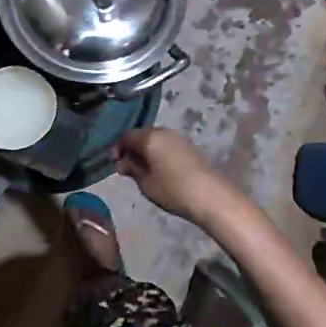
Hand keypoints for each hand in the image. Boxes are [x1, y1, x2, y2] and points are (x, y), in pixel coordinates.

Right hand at [116, 128, 253, 229]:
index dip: (117, 148)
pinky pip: (167, 144)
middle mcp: (163, 131)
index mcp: (150, 137)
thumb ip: (132, 169)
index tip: (115, 163)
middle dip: (132, 148)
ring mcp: (178, 137)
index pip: (126, 136)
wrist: (210, 195)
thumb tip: (123, 163)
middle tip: (128, 167)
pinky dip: (159, 152)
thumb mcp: (146, 183)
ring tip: (144, 170)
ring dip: (146, 150)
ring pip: (155, 138)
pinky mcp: (189, 146)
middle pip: (141, 134)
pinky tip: (160, 168)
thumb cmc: (173, 190)